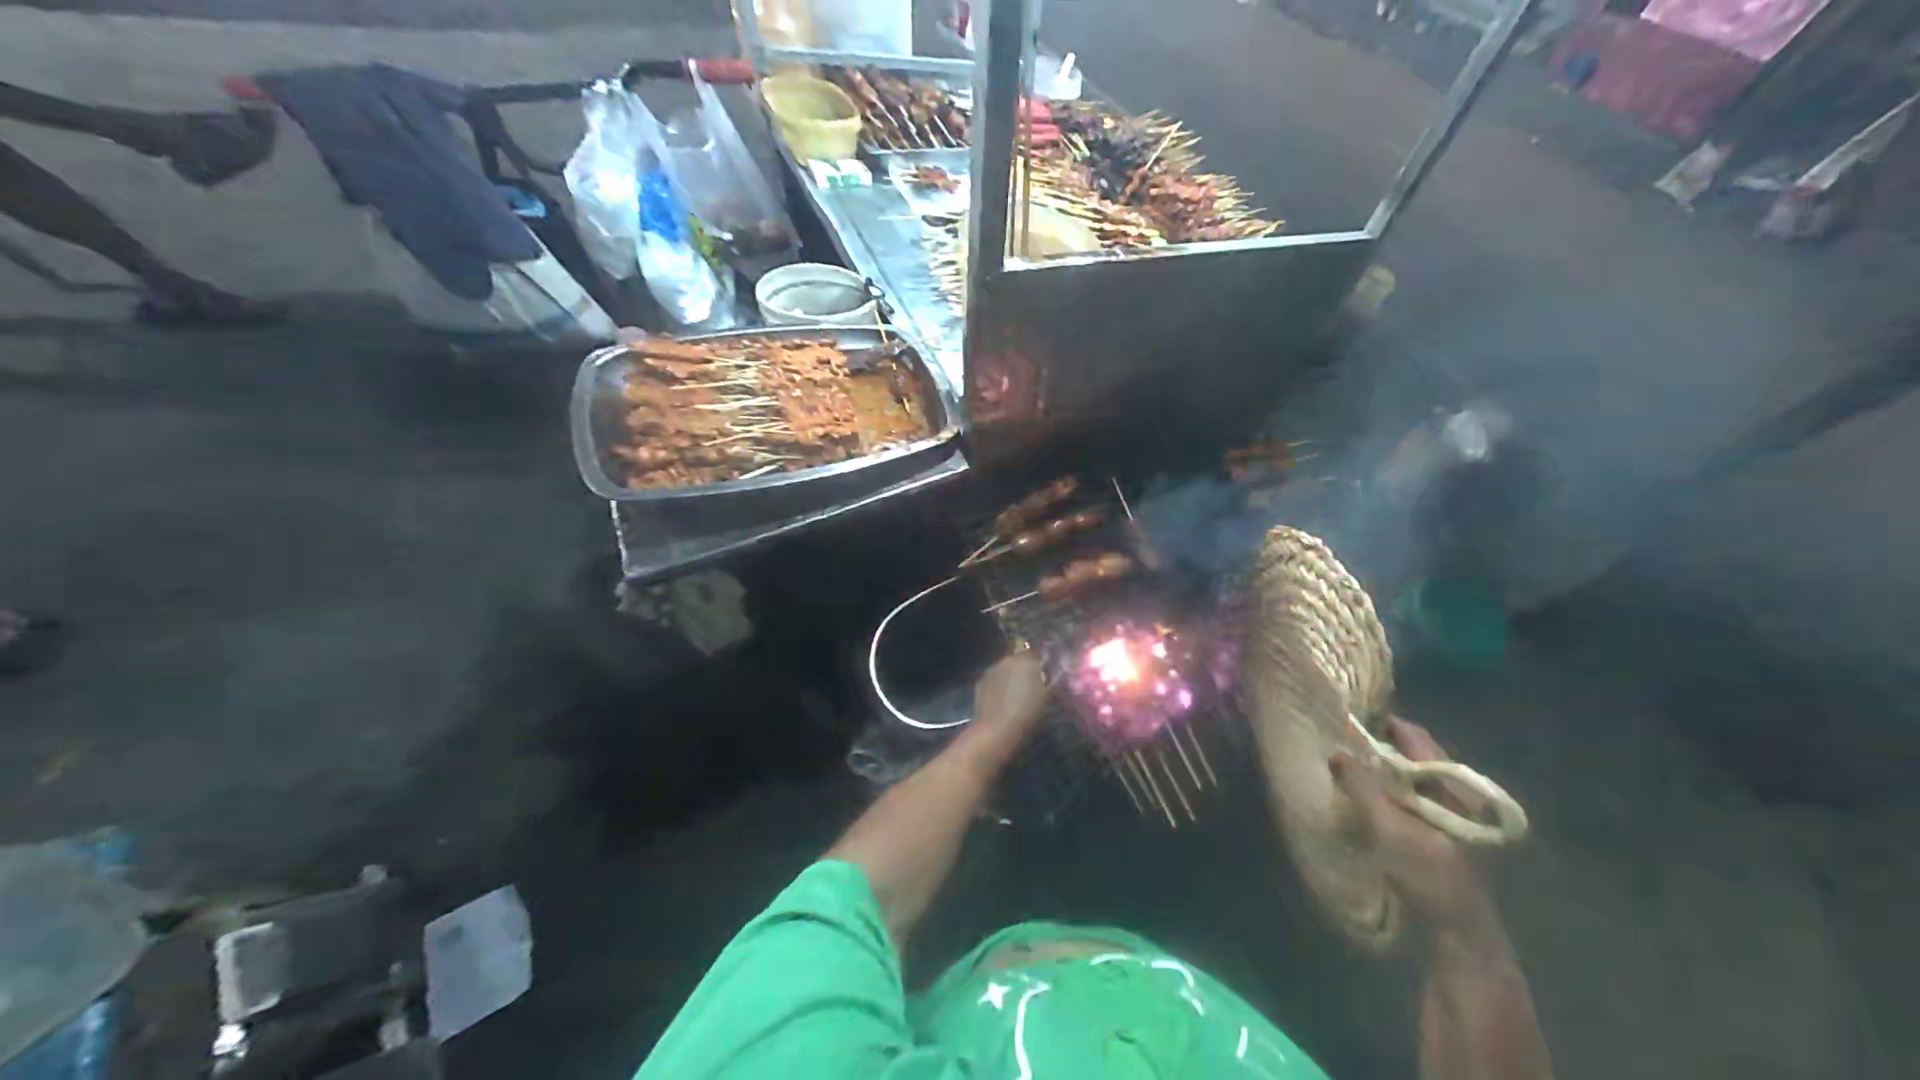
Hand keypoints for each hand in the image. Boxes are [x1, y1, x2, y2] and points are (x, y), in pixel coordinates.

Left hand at [969, 650, 1049, 746]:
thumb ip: (1051, 680)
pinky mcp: (980, 682)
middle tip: (1032, 683)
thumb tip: (1053, 674)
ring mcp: (991, 669)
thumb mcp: (1048, 698)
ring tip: (1016, 692)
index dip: (1042, 663)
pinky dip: (998, 684)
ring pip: (1005, 667)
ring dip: (1011, 675)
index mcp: (1027, 660)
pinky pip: (994, 678)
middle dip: (1025, 668)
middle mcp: (1008, 659)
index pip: (1038, 653)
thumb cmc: (1028, 714)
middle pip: (1019, 659)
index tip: (1047, 673)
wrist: (997, 730)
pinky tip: (1001, 698)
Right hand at [1331, 718, 1499, 943]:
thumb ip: (1363, 789)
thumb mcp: (1391, 831)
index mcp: (1456, 788)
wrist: (1459, 935)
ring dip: (1382, 768)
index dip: (1383, 726)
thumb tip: (1336, 752)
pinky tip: (1365, 794)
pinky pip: (1411, 794)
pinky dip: (1388, 787)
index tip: (1348, 720)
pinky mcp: (1442, 830)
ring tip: (1347, 764)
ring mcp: (1453, 813)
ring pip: (1412, 775)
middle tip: (1341, 741)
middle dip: (1379, 746)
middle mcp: (1459, 793)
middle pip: (1415, 755)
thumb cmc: (1430, 879)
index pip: (1418, 739)